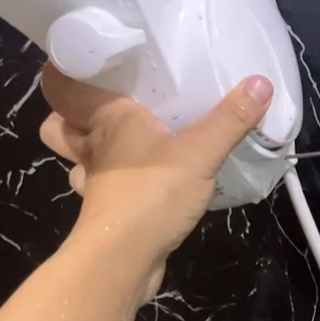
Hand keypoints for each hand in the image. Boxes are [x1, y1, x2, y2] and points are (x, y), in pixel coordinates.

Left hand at [39, 65, 272, 271]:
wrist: (123, 263)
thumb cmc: (150, 194)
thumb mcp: (200, 151)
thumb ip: (230, 118)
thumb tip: (261, 83)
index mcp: (107, 120)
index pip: (62, 86)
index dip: (63, 70)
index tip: (82, 57)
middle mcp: (93, 148)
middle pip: (58, 126)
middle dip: (71, 115)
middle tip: (105, 103)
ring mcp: (95, 183)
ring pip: (78, 159)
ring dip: (90, 151)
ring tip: (123, 141)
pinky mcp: (106, 214)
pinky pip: (103, 188)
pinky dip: (114, 184)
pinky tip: (142, 180)